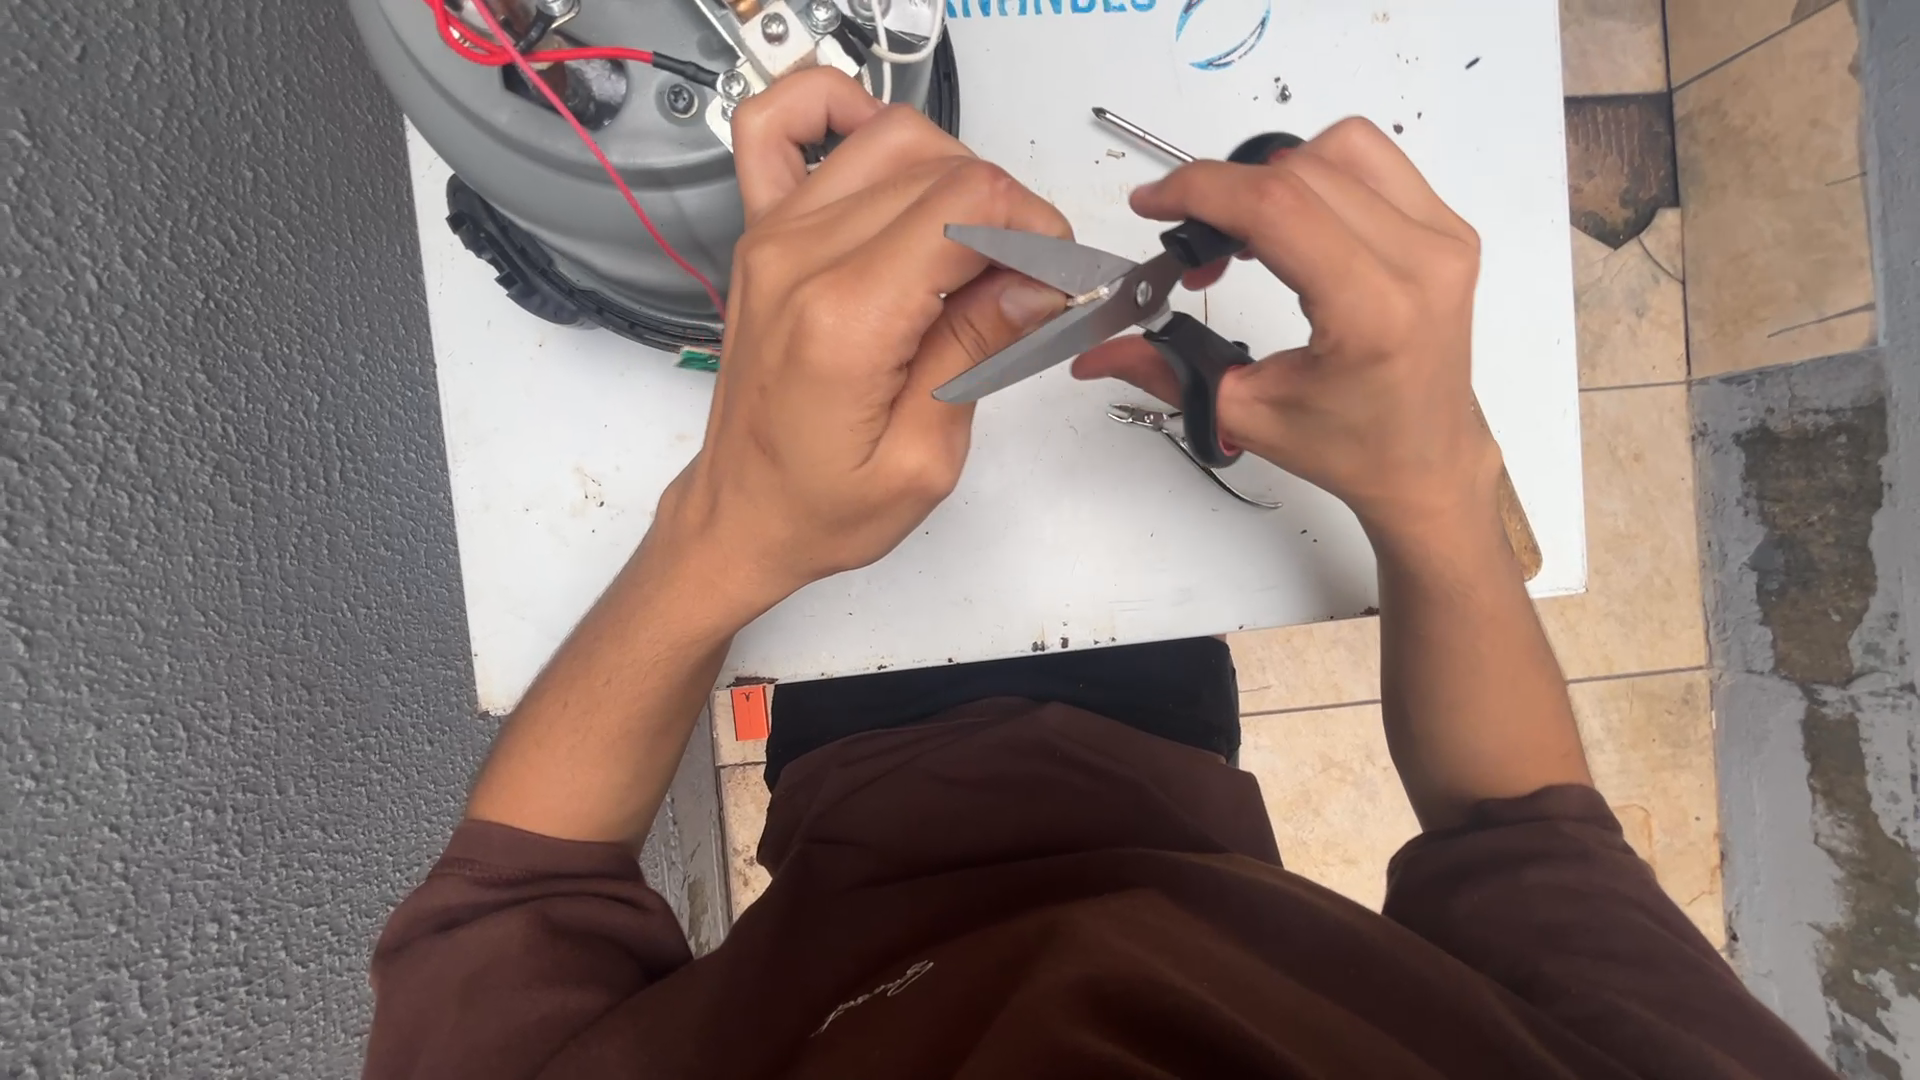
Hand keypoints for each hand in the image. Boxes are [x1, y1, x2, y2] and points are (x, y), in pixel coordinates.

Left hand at [651, 69, 1070, 619]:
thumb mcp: (924, 461)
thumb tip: (1032, 282)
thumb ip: (977, 355)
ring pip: (891, 139)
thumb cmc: (819, 505)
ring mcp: (775, 239)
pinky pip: (781, 126)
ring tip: (973, 245)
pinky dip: (837, 110)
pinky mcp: (763, 239)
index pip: (970, 208)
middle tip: (1025, 281)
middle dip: (1009, 216)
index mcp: (847, 321)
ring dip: (955, 178)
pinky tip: (884, 158)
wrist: (744, 513)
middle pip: (943, 170)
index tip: (1055, 279)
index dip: (1035, 232)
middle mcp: (802, 260)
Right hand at [1073, 118, 1499, 545]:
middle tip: (1191, 245)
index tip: (1154, 203)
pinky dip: (1313, 176)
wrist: (1422, 459)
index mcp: (1370, 313)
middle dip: (1224, 192)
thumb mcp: (1241, 412)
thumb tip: (1097, 354)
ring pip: (1338, 149)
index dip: (1201, 191)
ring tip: (1240, 237)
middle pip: (1298, 171)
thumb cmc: (1348, 446)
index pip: (1277, 208)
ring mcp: (1442, 237)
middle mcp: (1419, 261)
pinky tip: (1287, 225)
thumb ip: (1162, 370)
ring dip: (1271, 178)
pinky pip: (1371, 162)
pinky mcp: (1447, 228)